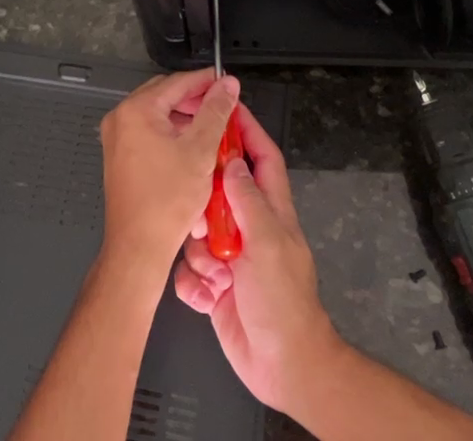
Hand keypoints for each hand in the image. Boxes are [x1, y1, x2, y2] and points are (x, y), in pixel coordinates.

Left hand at [98, 68, 240, 263]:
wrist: (140, 245)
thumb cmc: (166, 203)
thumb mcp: (201, 150)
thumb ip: (216, 111)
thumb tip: (226, 85)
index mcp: (136, 111)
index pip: (177, 82)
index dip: (206, 81)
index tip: (226, 83)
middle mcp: (120, 119)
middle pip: (165, 95)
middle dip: (195, 99)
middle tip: (222, 105)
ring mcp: (117, 138)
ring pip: (158, 114)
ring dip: (185, 118)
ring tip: (213, 127)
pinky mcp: (120, 156)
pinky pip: (149, 133)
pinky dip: (172, 134)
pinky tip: (193, 146)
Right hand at [172, 105, 341, 412]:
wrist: (281, 365)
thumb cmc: (283, 302)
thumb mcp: (267, 242)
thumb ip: (247, 199)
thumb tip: (230, 161)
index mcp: (272, 212)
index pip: (261, 158)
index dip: (246, 131)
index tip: (224, 107)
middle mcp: (251, 230)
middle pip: (216, 195)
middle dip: (202, 209)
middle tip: (203, 226)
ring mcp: (232, 258)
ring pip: (196, 235)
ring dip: (197, 256)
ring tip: (214, 275)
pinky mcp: (215, 286)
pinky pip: (188, 272)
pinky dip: (192, 285)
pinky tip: (207, 298)